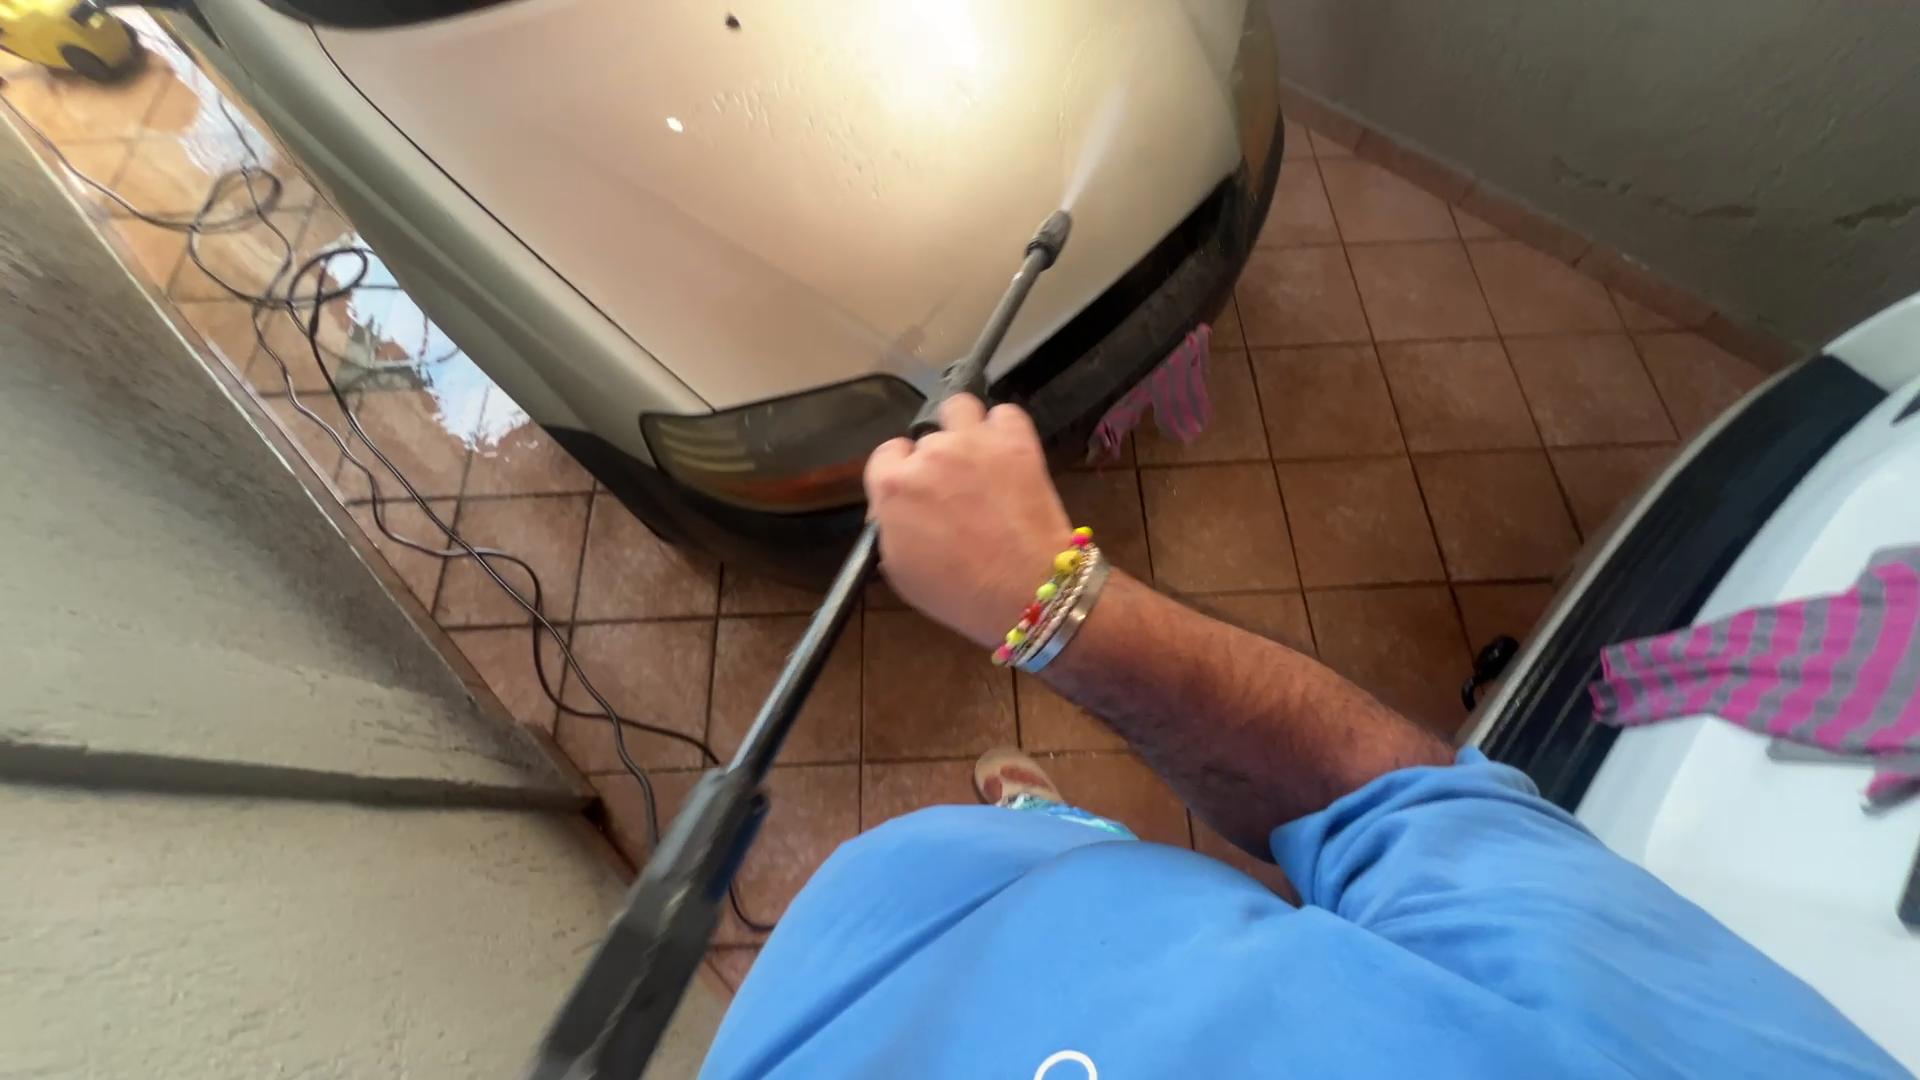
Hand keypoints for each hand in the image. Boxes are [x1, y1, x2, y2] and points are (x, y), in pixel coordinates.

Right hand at [864, 396, 1073, 648]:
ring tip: (977, 453)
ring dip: (963, 426)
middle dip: (936, 459)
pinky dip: (1004, 428)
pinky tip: (1007, 450)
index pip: (885, 455)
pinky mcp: (1015, 441)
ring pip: (959, 408)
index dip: (900, 471)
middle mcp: (929, 455)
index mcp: (893, 487)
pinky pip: (1005, 413)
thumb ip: (890, 526)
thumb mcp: (901, 571)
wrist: (1027, 592)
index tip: (916, 489)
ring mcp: (973, 442)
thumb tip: (895, 510)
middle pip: (926, 439)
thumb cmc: (959, 593)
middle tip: (955, 487)